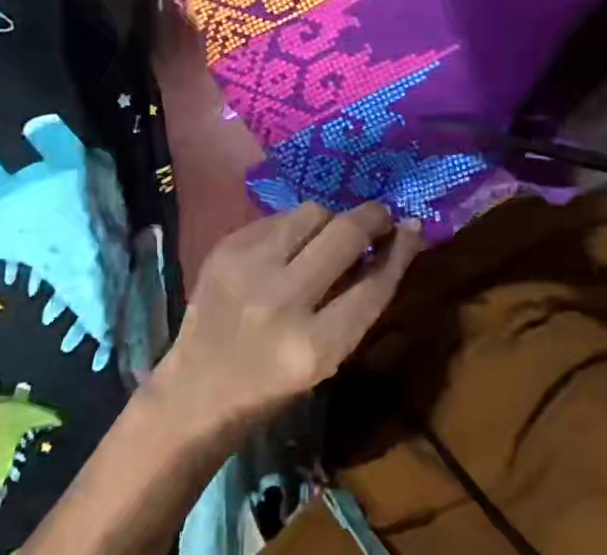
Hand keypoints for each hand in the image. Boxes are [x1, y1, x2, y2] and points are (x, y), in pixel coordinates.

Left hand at [152, 202, 424, 428]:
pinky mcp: (225, 249)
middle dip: (374, 217)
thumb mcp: (329, 355)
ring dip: (332, 220)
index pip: (375, 283)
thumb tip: (402, 236)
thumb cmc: (273, 385)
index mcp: (314, 347)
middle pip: (347, 233)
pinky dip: (295, 227)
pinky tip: (289, 248)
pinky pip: (279, 216)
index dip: (402, 250)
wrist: (194, 394)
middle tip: (381, 219)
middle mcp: (281, 302)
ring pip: (314, 211)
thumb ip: (363, 298)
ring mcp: (248, 270)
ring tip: (328, 238)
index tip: (413, 228)